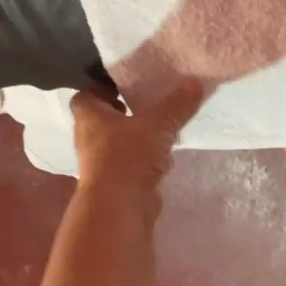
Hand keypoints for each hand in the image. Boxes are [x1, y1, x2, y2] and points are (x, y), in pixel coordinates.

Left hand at [71, 80, 208, 192]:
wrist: (120, 204)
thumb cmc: (127, 155)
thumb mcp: (157, 125)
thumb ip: (176, 105)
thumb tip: (196, 82)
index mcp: (89, 114)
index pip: (90, 91)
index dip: (106, 84)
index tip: (129, 80)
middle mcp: (89, 135)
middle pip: (105, 115)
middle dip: (126, 108)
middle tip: (150, 99)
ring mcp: (101, 159)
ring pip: (119, 139)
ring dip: (136, 133)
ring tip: (162, 124)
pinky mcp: (117, 178)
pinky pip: (131, 159)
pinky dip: (145, 155)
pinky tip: (164, 153)